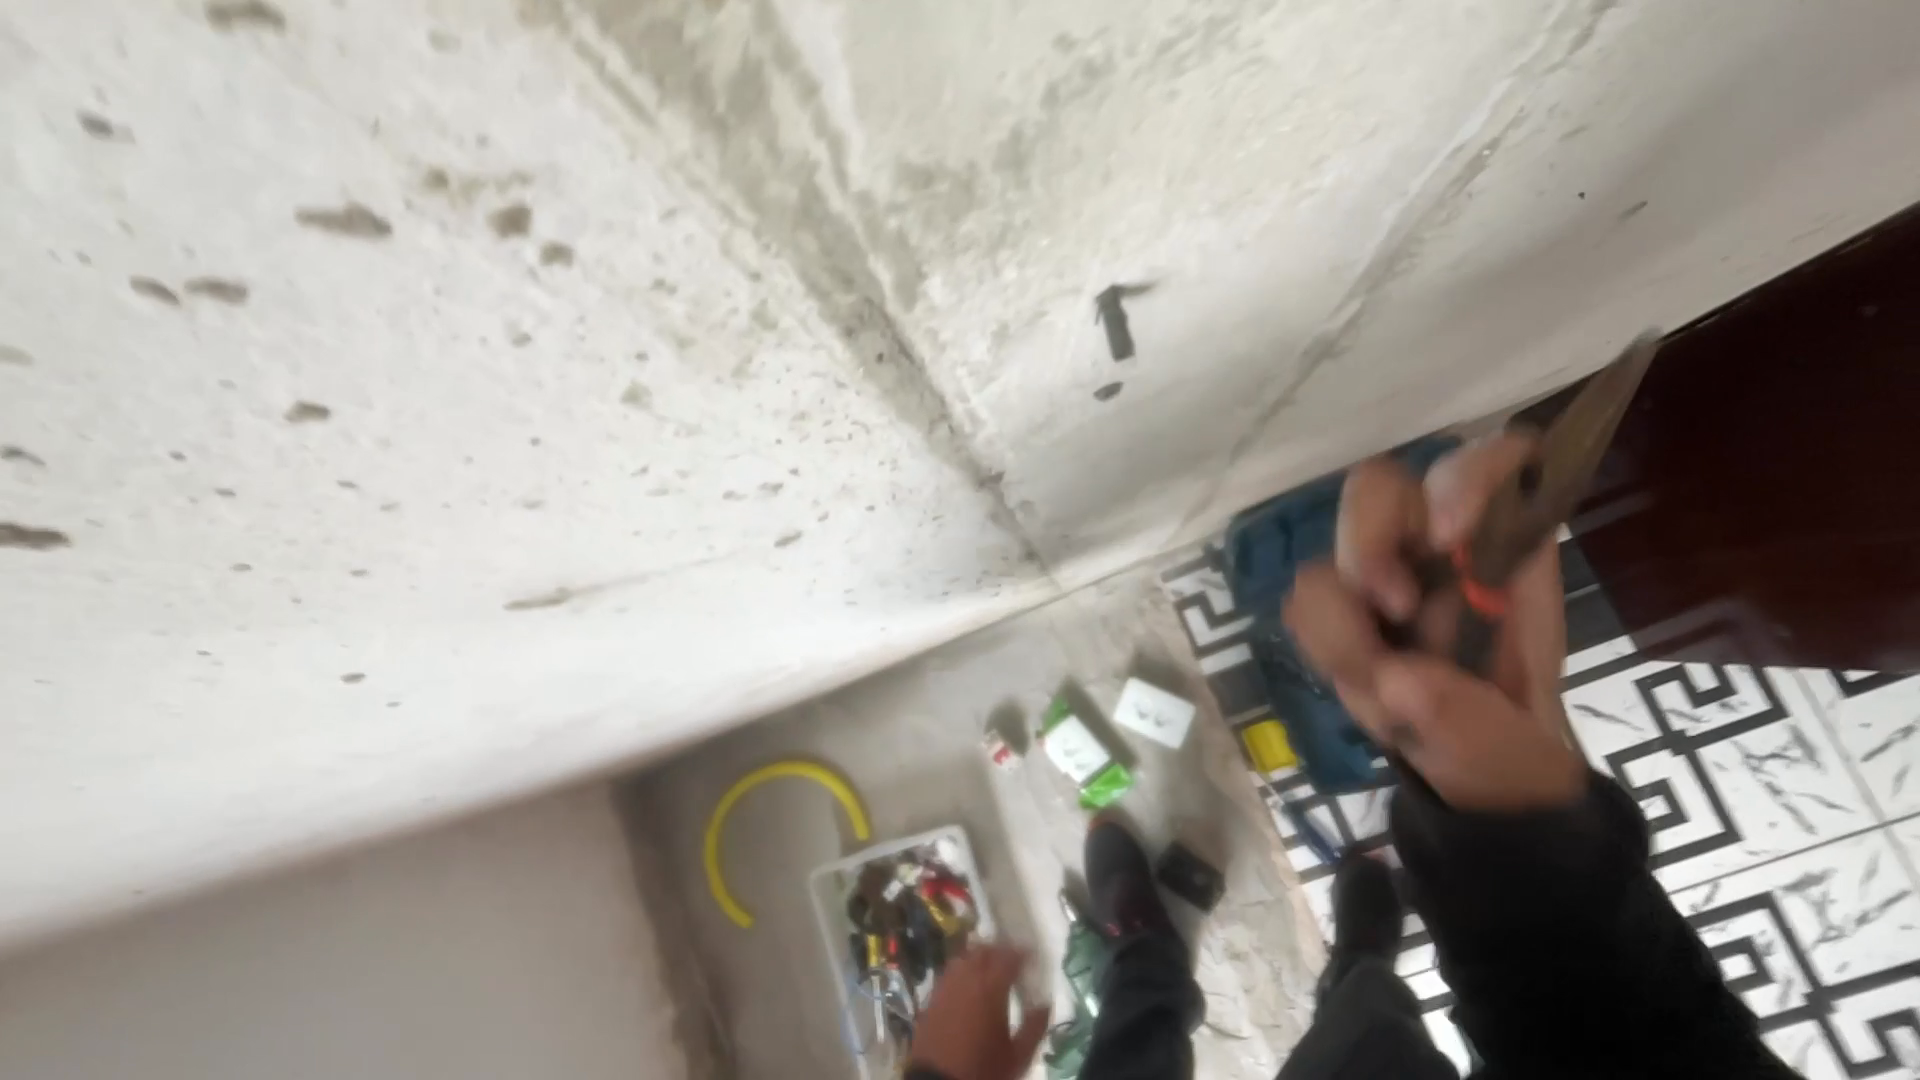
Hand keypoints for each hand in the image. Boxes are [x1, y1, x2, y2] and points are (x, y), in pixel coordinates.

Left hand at [907, 944, 1048, 1079]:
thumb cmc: (982, 1070)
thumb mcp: (1018, 1057)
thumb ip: (1035, 1027)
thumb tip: (1045, 1004)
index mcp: (992, 987)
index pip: (1009, 956)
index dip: (1023, 952)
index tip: (1032, 956)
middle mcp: (967, 977)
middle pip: (984, 949)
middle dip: (999, 950)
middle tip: (1011, 961)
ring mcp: (946, 985)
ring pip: (964, 957)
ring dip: (979, 957)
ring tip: (989, 970)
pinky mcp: (931, 997)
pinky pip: (949, 972)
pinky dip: (961, 971)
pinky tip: (967, 985)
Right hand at [1282, 434, 1585, 810]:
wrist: (1470, 772)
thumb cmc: (1509, 746)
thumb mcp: (1516, 751)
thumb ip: (1472, 722)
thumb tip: (1395, 680)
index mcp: (1504, 550)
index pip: (1489, 465)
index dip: (1461, 479)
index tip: (1448, 538)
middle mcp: (1434, 544)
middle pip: (1379, 488)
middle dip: (1368, 543)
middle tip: (1392, 610)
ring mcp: (1378, 572)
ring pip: (1329, 550)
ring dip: (1340, 618)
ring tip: (1372, 677)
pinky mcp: (1335, 605)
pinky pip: (1301, 600)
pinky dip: (1319, 640)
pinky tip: (1353, 676)